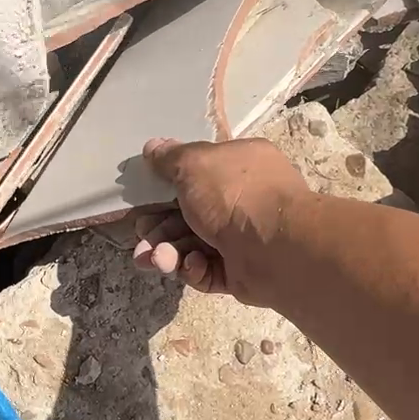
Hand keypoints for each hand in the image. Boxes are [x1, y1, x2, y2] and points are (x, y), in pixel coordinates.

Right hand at [130, 137, 310, 304]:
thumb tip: (152, 147)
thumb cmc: (234, 195)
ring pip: (192, 246)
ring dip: (168, 252)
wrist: (276, 247)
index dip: (166, 189)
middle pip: (187, 216)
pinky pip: (206, 270)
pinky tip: (191, 264)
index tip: (143, 200)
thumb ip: (170, 158)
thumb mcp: (194, 164)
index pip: (196, 175)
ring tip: (156, 260)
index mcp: (238, 167)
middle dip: (159, 229)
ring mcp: (242, 239)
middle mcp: (241, 201)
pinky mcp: (238, 272)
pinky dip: (193, 268)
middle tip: (143, 239)